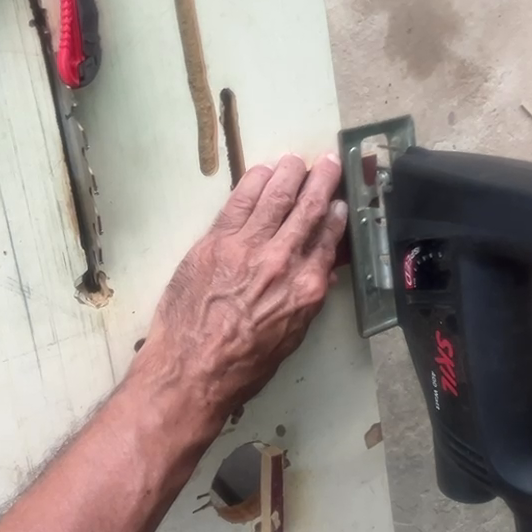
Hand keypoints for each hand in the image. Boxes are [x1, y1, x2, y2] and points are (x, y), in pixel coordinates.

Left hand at [128, 153, 347, 432]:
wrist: (191, 370)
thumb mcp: (290, 338)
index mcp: (306, 289)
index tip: (340, 202)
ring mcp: (247, 247)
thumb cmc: (242, 365)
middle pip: (307, 210)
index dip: (335, 216)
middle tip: (329, 162)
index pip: (327, 240)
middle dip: (321, 181)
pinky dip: (254, 183)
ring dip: (289, 173)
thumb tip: (319, 272)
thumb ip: (306, 300)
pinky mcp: (215, 242)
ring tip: (296, 160)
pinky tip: (263, 172)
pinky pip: (239, 202)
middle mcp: (282, 261)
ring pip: (275, 198)